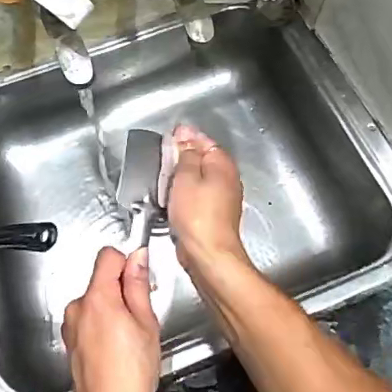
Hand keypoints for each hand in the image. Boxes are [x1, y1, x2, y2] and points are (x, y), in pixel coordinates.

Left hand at [62, 246, 160, 391]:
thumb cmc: (131, 377)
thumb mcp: (147, 324)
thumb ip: (139, 285)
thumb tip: (138, 257)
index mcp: (98, 298)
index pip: (108, 255)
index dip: (128, 262)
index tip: (140, 278)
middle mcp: (78, 307)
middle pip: (102, 278)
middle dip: (122, 289)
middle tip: (141, 316)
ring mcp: (71, 325)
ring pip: (96, 300)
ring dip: (112, 309)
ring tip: (130, 338)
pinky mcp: (70, 341)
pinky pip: (89, 319)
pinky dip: (103, 325)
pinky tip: (118, 349)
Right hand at [167, 125, 249, 274]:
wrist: (209, 254)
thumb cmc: (197, 216)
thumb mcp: (185, 177)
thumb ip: (185, 154)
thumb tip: (185, 139)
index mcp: (222, 165)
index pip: (204, 141)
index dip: (186, 137)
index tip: (170, 138)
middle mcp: (227, 179)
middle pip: (203, 159)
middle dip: (183, 157)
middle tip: (164, 159)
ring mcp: (223, 198)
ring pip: (200, 179)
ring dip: (183, 178)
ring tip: (165, 179)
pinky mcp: (214, 215)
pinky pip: (198, 196)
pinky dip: (185, 195)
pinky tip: (173, 199)